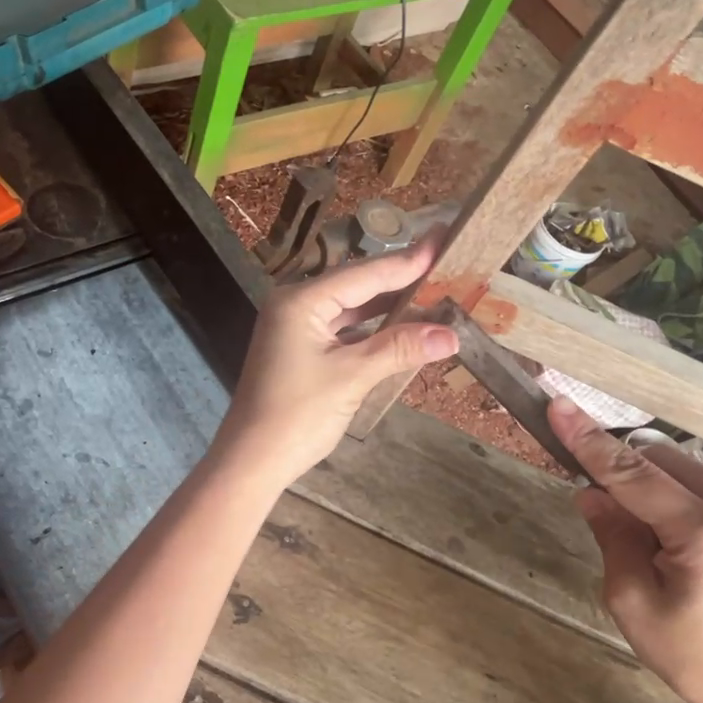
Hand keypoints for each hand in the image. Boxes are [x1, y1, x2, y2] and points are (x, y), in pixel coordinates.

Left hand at [214, 243, 457, 488]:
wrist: (251, 462)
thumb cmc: (297, 416)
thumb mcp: (352, 378)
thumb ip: (399, 349)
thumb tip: (451, 334)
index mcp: (300, 302)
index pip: (364, 274)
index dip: (407, 261)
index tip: (445, 240)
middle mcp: (293, 307)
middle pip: (356, 287)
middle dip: (400, 281)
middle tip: (445, 263)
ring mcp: (293, 331)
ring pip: (350, 311)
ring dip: (388, 308)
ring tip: (433, 293)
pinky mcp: (298, 354)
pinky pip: (341, 333)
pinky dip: (370, 333)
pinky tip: (401, 330)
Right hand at [548, 398, 702, 702]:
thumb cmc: (699, 662)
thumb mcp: (633, 604)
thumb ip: (613, 539)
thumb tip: (593, 495)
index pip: (632, 473)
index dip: (589, 440)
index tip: (559, 406)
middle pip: (666, 461)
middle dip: (625, 472)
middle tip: (600, 508)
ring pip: (692, 476)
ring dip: (655, 491)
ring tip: (645, 547)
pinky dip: (683, 506)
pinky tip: (677, 552)